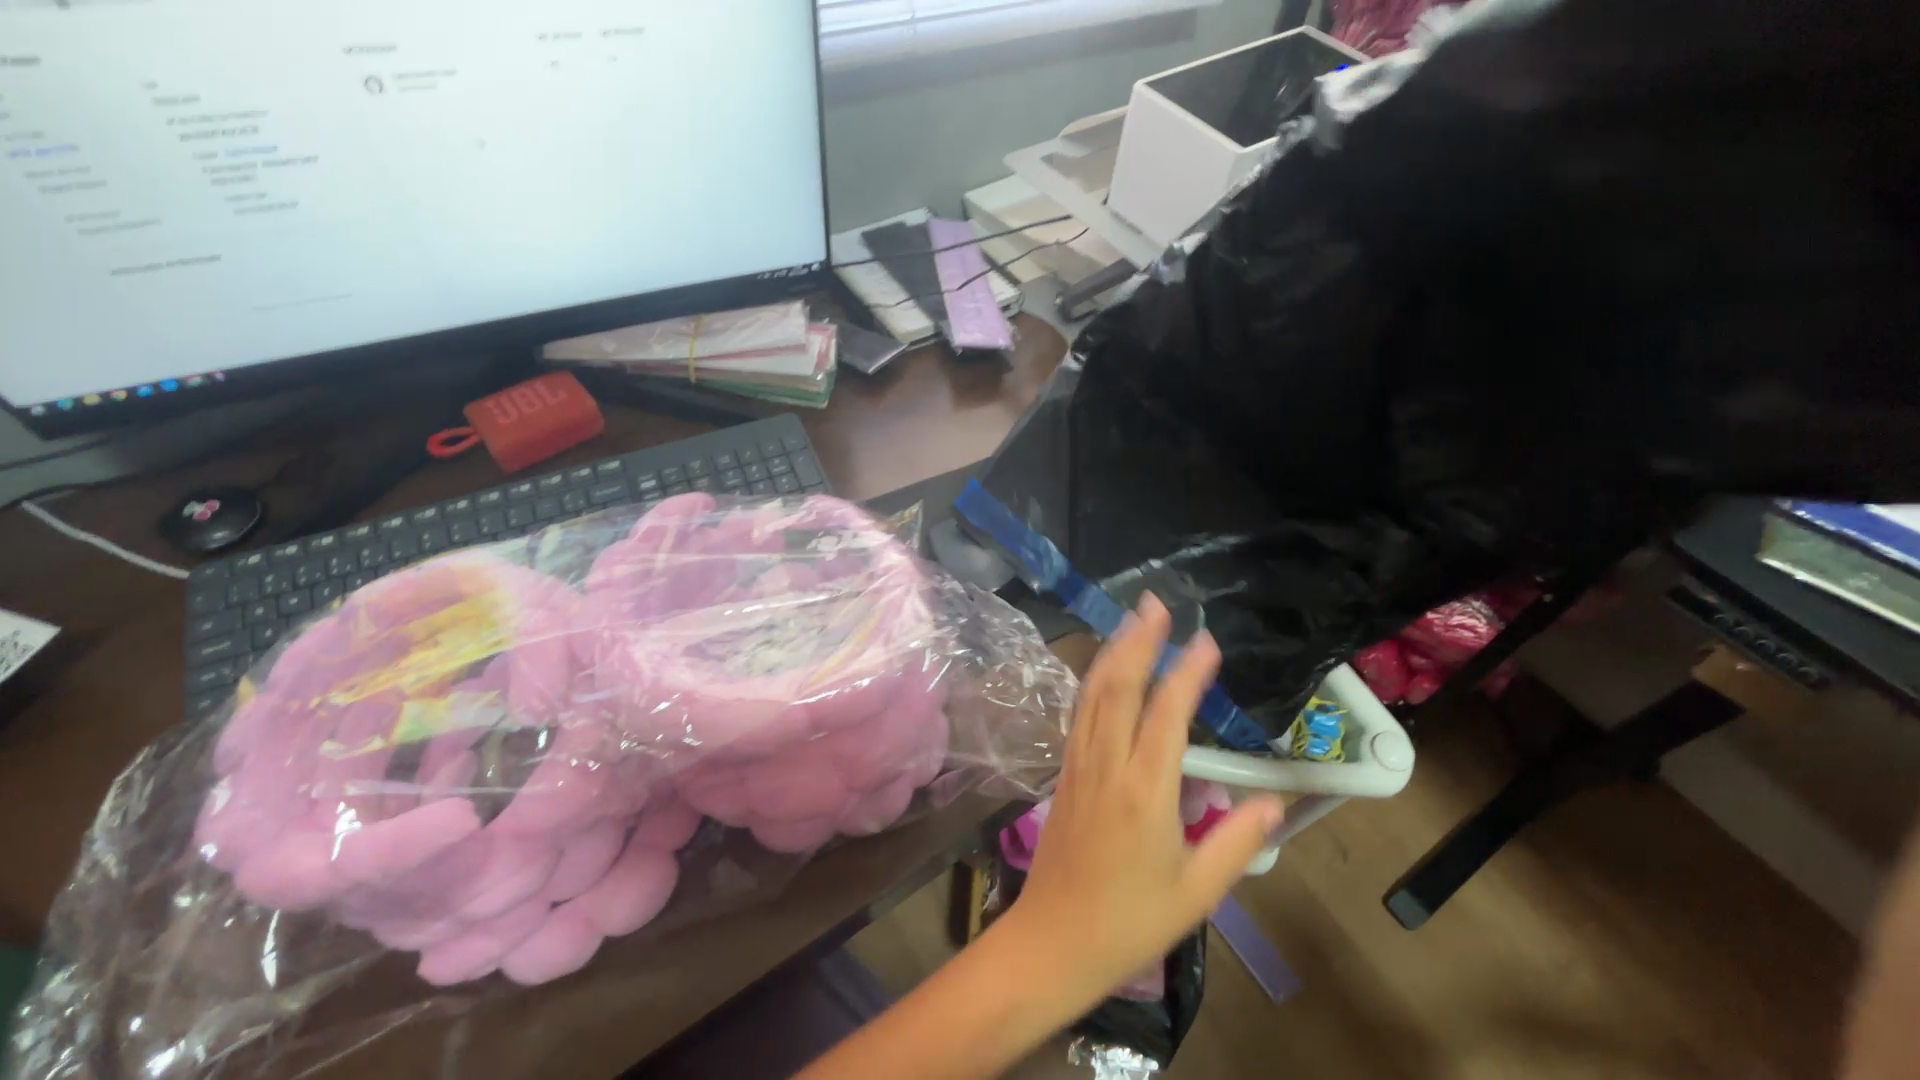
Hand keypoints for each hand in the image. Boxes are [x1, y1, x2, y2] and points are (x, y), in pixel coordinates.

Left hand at [1000, 593, 1283, 1001]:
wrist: (1053, 942)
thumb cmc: (1130, 922)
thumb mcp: (1198, 891)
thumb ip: (1238, 841)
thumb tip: (1275, 800)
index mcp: (1145, 790)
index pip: (1167, 712)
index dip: (1187, 672)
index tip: (1206, 640)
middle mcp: (1107, 765)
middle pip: (1119, 687)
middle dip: (1139, 642)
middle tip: (1155, 603)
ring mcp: (1078, 767)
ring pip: (1092, 695)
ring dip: (1113, 653)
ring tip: (1131, 622)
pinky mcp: (1063, 776)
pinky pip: (1079, 715)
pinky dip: (1093, 683)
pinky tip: (1103, 673)